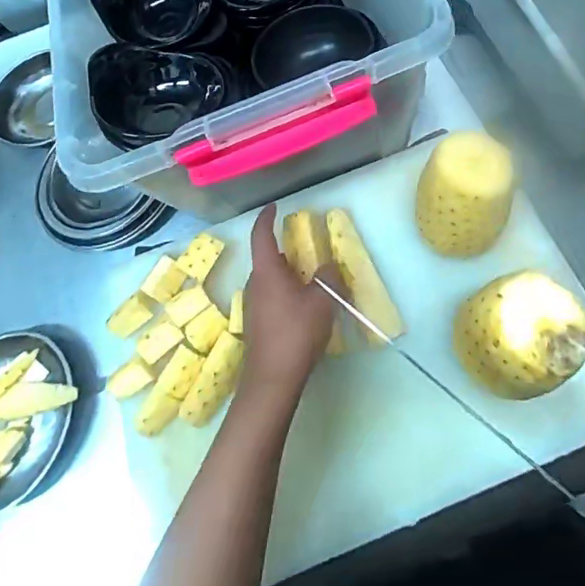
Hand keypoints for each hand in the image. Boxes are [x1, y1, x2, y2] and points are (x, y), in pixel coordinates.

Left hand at [239, 204, 338, 398]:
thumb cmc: (296, 332)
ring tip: (311, 280)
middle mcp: (255, 283)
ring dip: (288, 274)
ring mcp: (254, 305)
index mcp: (267, 271)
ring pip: (270, 279)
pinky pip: (271, 296)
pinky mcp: (257, 323)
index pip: (261, 235)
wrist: (272, 378)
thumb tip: (329, 266)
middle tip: (307, 251)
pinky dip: (286, 292)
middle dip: (286, 251)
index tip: (274, 207)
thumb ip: (329, 278)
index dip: (266, 218)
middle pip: (268, 259)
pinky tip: (303, 307)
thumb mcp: (322, 302)